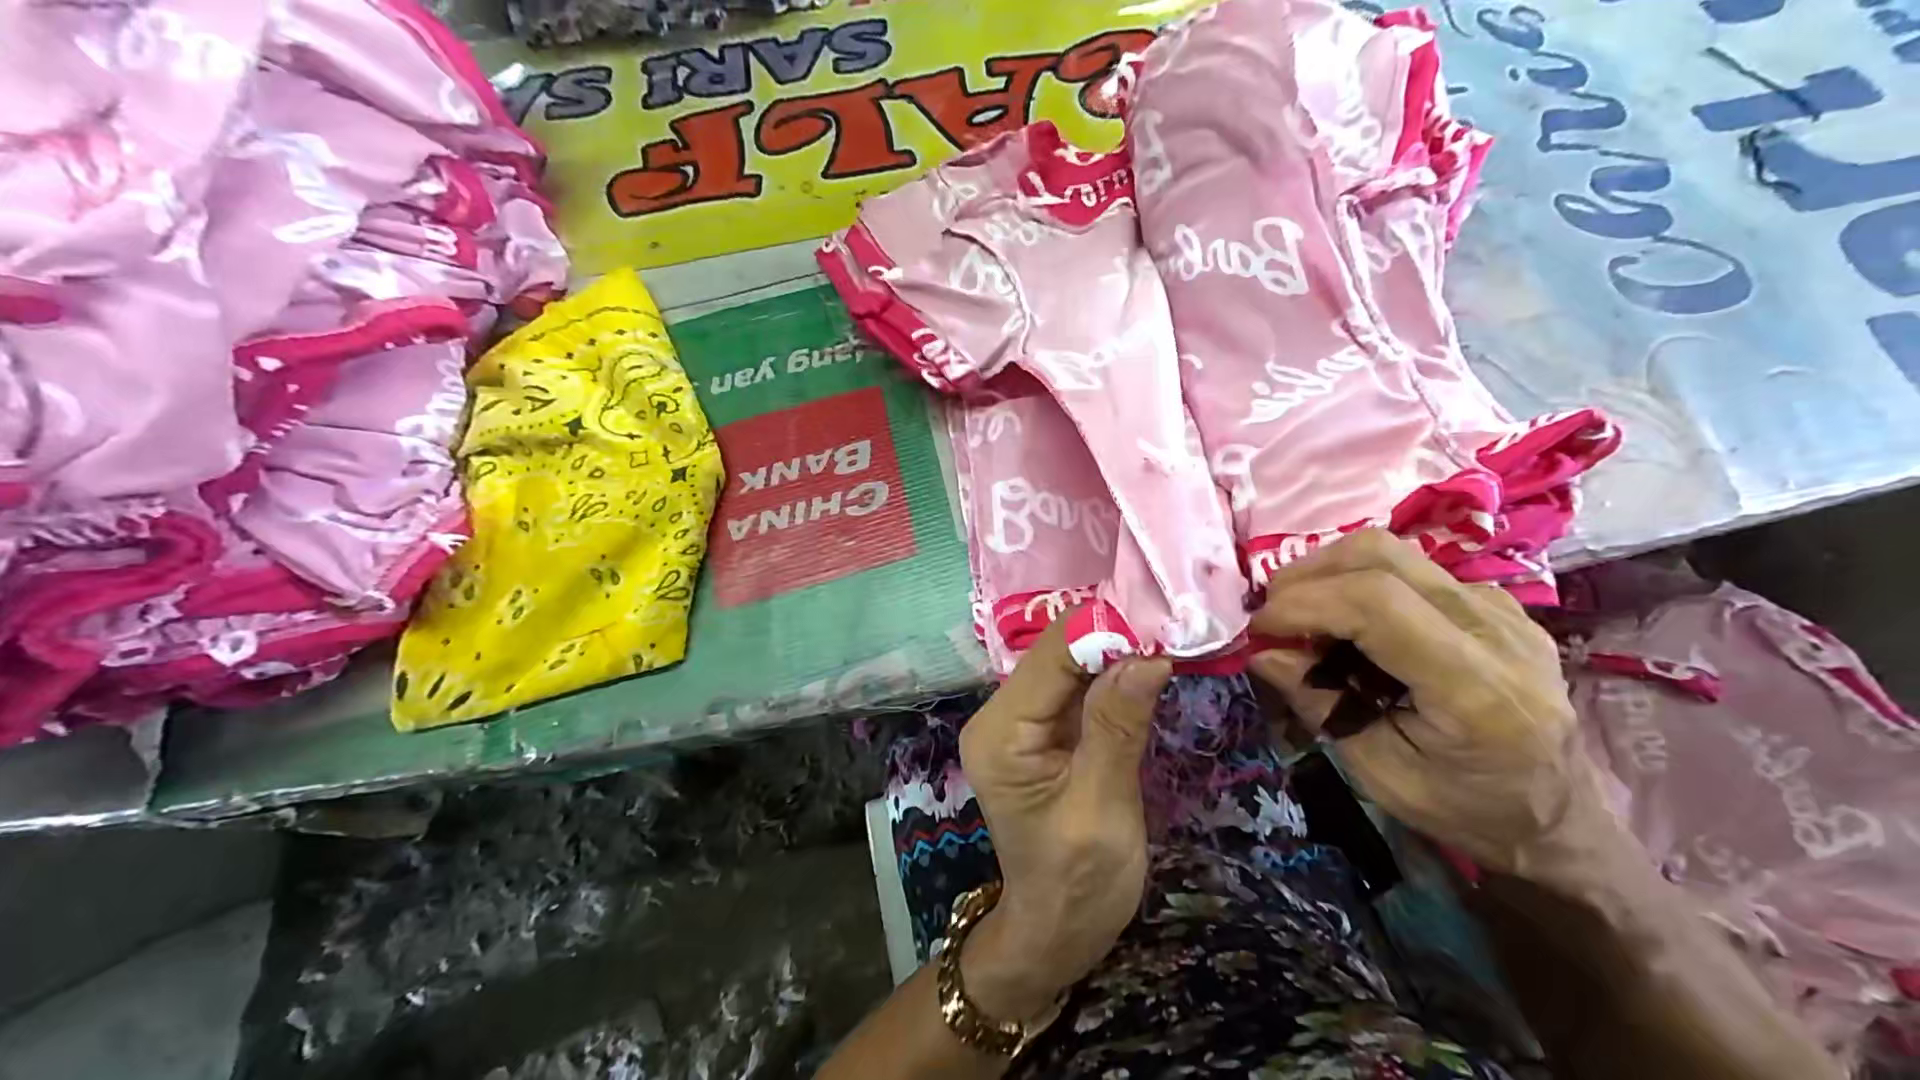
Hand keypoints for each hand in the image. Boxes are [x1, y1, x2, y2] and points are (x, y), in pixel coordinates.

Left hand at [956, 621, 1171, 1022]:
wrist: (1058, 931)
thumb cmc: (1078, 884)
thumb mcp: (1102, 807)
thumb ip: (1117, 726)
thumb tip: (1148, 655)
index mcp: (1000, 731)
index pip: (1052, 656)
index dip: (1105, 629)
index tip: (1163, 614)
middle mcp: (1001, 715)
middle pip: (1059, 654)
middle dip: (1115, 636)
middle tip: (1175, 618)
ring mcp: (1021, 722)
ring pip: (1072, 666)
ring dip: (1119, 651)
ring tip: (1171, 631)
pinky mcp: (1045, 731)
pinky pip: (1079, 689)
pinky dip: (1114, 676)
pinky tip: (1151, 663)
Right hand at [1248, 530, 1606, 875]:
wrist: (1557, 816)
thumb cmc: (1465, 808)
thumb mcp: (1380, 775)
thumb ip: (1320, 707)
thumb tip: (1263, 653)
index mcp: (1475, 688)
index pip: (1377, 604)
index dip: (1304, 603)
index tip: (1259, 629)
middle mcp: (1496, 631)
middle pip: (1383, 556)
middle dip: (1307, 574)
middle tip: (1271, 611)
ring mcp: (1503, 610)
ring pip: (1395, 552)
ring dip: (1328, 571)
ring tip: (1300, 610)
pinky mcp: (1497, 603)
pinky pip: (1414, 569)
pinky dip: (1361, 581)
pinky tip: (1348, 621)